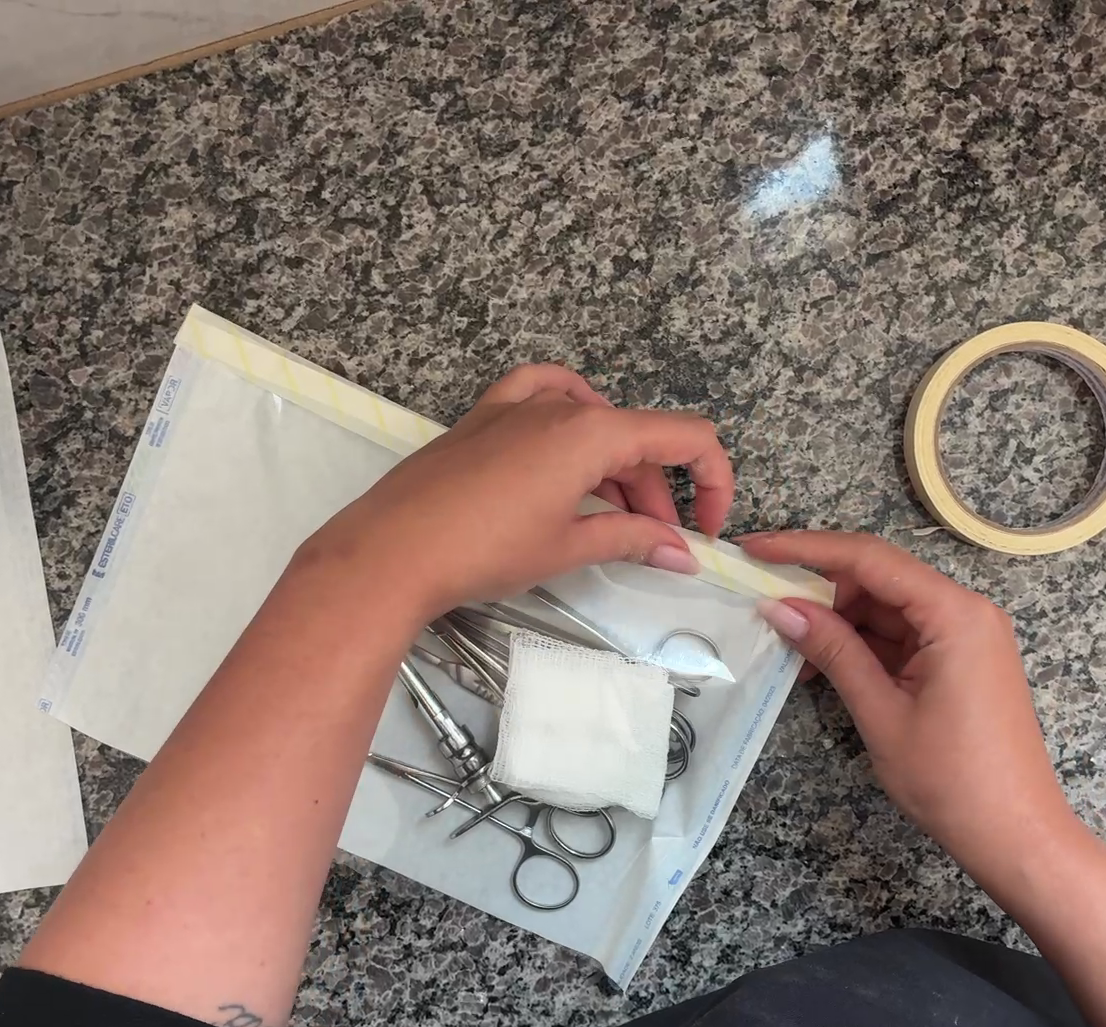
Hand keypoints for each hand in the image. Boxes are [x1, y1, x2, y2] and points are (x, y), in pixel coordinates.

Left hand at [297, 365, 734, 619]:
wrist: (391, 551)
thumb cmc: (485, 551)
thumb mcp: (567, 547)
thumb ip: (632, 539)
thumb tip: (682, 553)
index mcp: (593, 433)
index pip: (686, 438)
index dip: (714, 482)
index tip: (707, 531)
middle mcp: (561, 407)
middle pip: (636, 437)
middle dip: (657, 491)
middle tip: (653, 543)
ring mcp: (517, 406)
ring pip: (592, 425)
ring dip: (615, 468)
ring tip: (609, 518)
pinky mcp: (483, 416)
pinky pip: (539, 394)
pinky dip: (567, 413)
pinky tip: (568, 439)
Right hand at [739, 531, 1075, 865]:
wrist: (1017, 840)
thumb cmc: (953, 779)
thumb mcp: (880, 711)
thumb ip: (831, 650)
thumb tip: (777, 607)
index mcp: (954, 614)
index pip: (868, 559)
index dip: (804, 548)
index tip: (754, 548)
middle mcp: (962, 611)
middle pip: (875, 576)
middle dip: (814, 584)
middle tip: (758, 594)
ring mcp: (959, 635)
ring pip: (880, 605)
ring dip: (831, 617)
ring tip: (780, 633)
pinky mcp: (951, 659)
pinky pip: (893, 634)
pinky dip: (853, 642)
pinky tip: (815, 661)